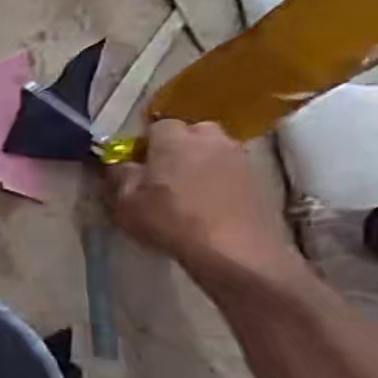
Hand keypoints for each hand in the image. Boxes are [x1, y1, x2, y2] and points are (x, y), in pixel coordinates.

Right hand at [107, 120, 307, 284]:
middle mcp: (209, 137)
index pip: (155, 127)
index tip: (140, 169)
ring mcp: (238, 156)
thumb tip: (118, 165)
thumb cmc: (171, 222)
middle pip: (190, 134)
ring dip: (203, 166)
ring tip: (192, 197)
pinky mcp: (258, 179)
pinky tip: (214, 209)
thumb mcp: (127, 204)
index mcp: (173, 137)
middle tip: (167, 180)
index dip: (146, 147)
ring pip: (213, 152)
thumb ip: (119, 178)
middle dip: (179, 150)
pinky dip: (222, 184)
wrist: (233, 250)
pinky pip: (231, 173)